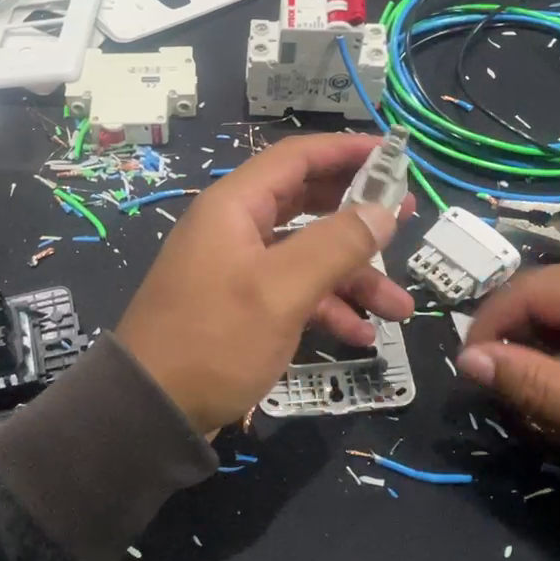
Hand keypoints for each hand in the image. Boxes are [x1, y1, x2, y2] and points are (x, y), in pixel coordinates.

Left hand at [117, 133, 414, 435]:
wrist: (152, 409)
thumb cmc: (215, 339)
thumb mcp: (281, 290)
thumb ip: (337, 245)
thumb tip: (384, 210)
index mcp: (235, 206)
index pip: (297, 157)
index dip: (347, 151)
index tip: (396, 157)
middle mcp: (234, 228)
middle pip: (306, 203)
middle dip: (358, 216)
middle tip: (407, 221)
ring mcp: (236, 269)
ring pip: (305, 256)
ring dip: (352, 277)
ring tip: (399, 308)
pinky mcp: (239, 307)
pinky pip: (291, 293)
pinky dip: (325, 308)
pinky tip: (359, 335)